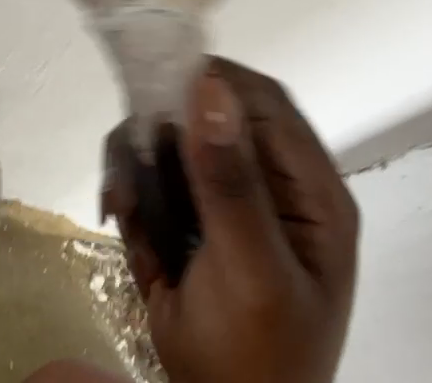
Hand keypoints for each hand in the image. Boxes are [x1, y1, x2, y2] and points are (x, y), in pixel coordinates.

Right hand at [102, 59, 358, 382]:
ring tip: (123, 206)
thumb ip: (230, 181)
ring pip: (166, 137)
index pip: (261, 100)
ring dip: (134, 162)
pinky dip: (126, 187)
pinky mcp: (186, 213)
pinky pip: (146, 172)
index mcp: (309, 191)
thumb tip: (208, 88)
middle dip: (158, 128)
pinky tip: (121, 218)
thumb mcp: (248, 270)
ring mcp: (223, 197)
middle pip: (203, 110)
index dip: (208, 80)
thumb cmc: (255, 351)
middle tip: (130, 159)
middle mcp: (268, 182)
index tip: (151, 87)